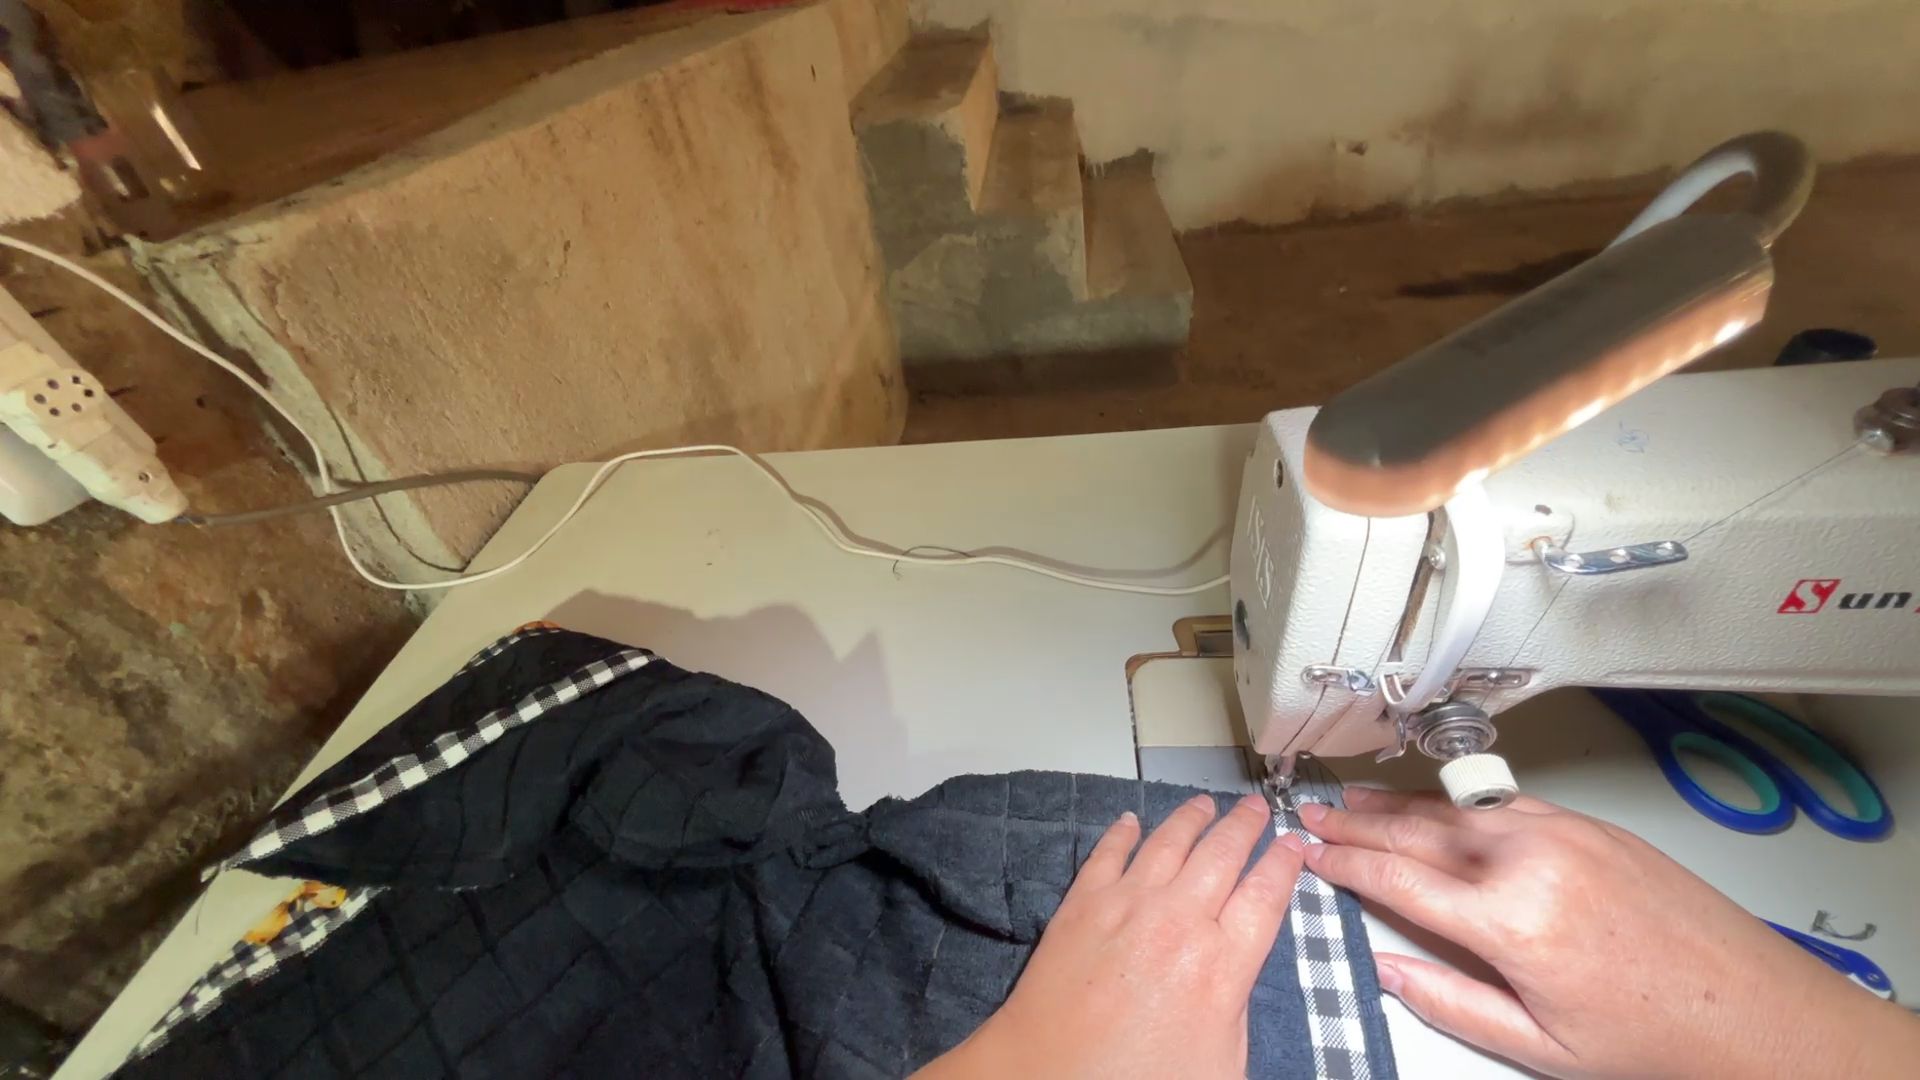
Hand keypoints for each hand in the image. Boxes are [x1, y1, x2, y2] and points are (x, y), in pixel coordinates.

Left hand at [914, 793, 1305, 1079]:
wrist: (1053, 1076)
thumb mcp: (1222, 1060)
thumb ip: (1234, 1001)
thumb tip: (1235, 959)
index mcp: (1219, 966)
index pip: (1264, 898)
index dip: (1282, 865)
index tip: (1292, 842)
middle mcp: (1176, 920)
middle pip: (1220, 856)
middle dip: (1243, 826)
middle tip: (1255, 806)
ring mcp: (1126, 903)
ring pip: (1167, 842)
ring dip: (1189, 818)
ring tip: (1204, 802)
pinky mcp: (1082, 900)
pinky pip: (1108, 852)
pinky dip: (1122, 832)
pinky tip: (1131, 820)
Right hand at [1300, 788, 1919, 1079]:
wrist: (1770, 1019)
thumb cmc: (1655, 1041)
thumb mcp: (1545, 1046)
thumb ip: (1451, 1002)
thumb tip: (1383, 967)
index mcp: (1510, 921)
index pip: (1396, 878)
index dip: (1343, 862)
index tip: (1309, 852)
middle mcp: (1524, 861)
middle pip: (1411, 831)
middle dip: (1353, 822)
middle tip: (1312, 814)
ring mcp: (1554, 832)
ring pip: (1447, 808)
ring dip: (1391, 804)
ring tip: (1350, 799)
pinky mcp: (1581, 821)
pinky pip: (1494, 804)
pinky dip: (1447, 802)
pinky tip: (1424, 803)